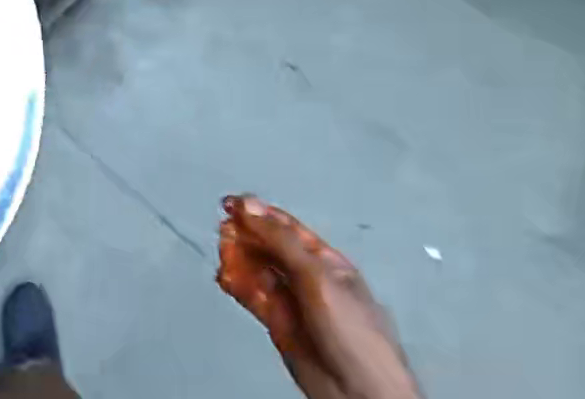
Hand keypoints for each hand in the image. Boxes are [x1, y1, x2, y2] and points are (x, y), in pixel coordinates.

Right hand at [216, 196, 420, 398]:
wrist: (361, 397)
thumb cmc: (351, 332)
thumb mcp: (317, 277)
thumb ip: (280, 240)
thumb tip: (248, 204)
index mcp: (325, 260)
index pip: (286, 227)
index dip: (258, 212)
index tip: (229, 205)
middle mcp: (307, 276)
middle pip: (268, 245)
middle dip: (244, 236)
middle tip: (224, 233)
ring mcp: (291, 299)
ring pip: (256, 268)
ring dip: (237, 258)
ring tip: (223, 257)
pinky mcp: (276, 321)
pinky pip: (251, 295)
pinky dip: (236, 284)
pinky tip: (224, 278)